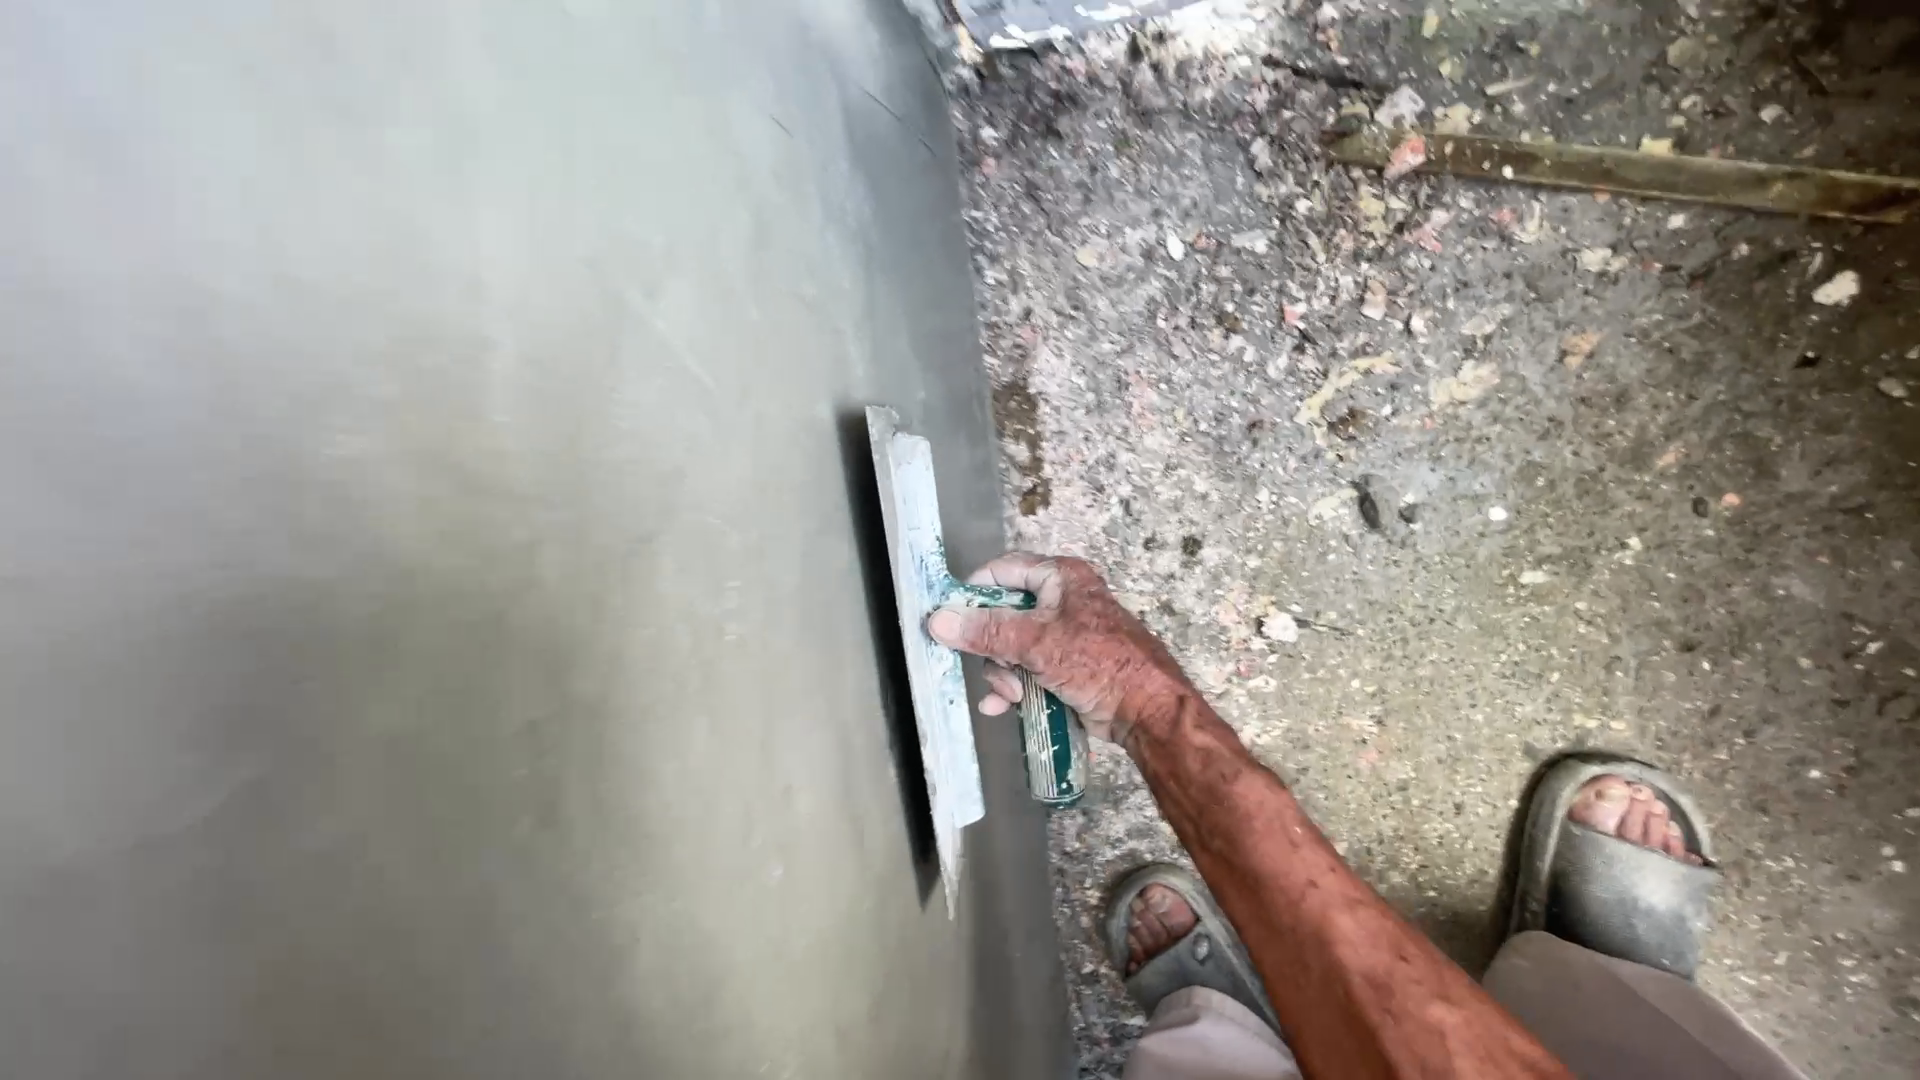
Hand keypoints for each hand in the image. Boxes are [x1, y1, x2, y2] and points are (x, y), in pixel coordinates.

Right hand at [925, 553, 1187, 743]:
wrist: (1146, 710)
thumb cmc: (1098, 662)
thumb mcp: (1037, 643)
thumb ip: (987, 631)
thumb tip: (938, 620)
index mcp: (1058, 577)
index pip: (1001, 571)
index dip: (975, 594)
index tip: (952, 620)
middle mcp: (1058, 599)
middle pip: (1001, 615)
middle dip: (993, 649)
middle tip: (999, 670)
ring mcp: (1060, 635)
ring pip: (1009, 647)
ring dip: (1004, 674)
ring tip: (1013, 695)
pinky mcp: (1062, 665)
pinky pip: (1024, 669)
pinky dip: (1013, 687)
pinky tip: (1004, 707)